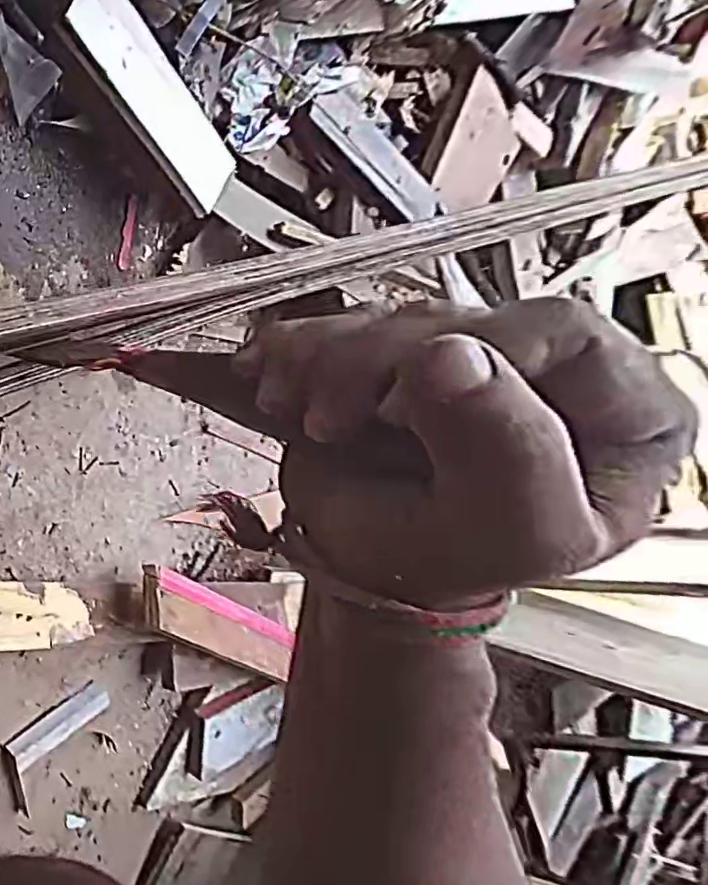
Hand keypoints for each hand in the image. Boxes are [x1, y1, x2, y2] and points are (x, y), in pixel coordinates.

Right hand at [233, 299, 695, 608]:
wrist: (366, 564)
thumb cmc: (447, 558)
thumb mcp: (506, 530)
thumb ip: (506, 449)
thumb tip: (449, 355)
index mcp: (613, 409)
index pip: (554, 330)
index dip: (466, 354)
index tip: (393, 410)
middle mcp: (533, 371)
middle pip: (445, 320)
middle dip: (363, 364)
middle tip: (327, 422)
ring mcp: (446, 363)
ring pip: (378, 320)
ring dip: (312, 362)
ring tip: (291, 412)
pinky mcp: (374, 365)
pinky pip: (325, 331)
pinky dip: (282, 354)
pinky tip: (270, 388)